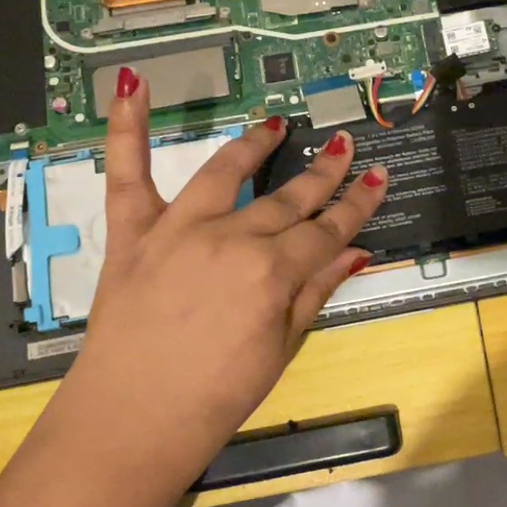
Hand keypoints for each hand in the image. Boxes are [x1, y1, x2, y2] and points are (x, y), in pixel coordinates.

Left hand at [63, 67, 387, 451]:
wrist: (132, 421)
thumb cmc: (216, 396)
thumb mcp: (280, 347)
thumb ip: (315, 291)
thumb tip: (357, 251)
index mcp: (273, 272)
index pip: (328, 229)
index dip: (359, 204)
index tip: (380, 177)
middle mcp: (231, 238)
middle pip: (288, 199)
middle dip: (324, 173)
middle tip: (346, 145)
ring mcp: (178, 229)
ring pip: (224, 172)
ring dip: (254, 144)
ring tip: (277, 124)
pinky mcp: (133, 232)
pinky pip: (127, 172)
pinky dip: (126, 127)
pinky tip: (134, 85)